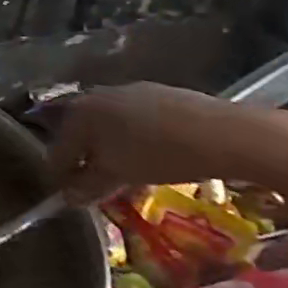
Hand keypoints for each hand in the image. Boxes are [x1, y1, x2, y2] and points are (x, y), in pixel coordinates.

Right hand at [42, 82, 269, 199]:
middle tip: (97, 181)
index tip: (66, 193)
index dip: (60, 173)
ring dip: (111, 146)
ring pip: (109, 124)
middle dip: (86, 156)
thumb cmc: (160, 154)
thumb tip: (68, 197)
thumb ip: (89, 185)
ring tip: (129, 169)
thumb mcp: (120, 174)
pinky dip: (136, 136)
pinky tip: (156, 152)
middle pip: (82, 132)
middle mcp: (95, 96)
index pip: (58, 149)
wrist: (229, 133)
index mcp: (77, 113)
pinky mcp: (161, 93)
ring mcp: (129, 91)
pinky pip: (136, 118)